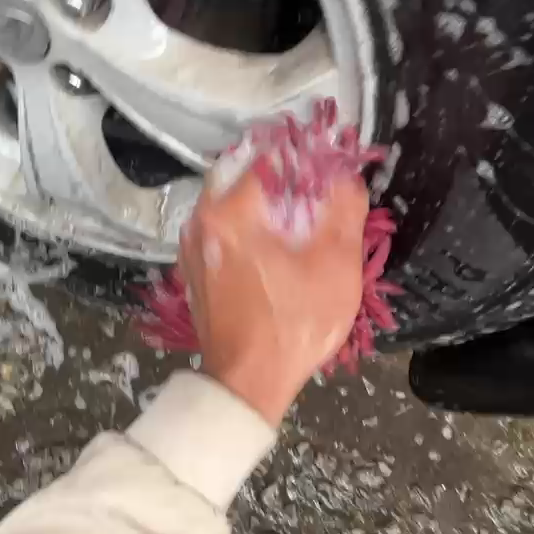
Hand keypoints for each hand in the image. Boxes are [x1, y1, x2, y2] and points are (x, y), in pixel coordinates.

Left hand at [178, 162, 369, 421]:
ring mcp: (190, 247)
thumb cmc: (294, 323)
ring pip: (227, 202)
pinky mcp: (193, 269)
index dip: (305, 155)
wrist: (247, 378)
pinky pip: (219, 229)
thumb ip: (343, 207)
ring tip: (300, 211)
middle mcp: (199, 223)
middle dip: (281, 174)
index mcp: (229, 213)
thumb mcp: (336, 263)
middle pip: (242, 175)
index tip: (329, 161)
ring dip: (262, 198)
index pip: (269, 157)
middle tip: (315, 183)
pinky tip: (274, 240)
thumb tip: (343, 175)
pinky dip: (245, 223)